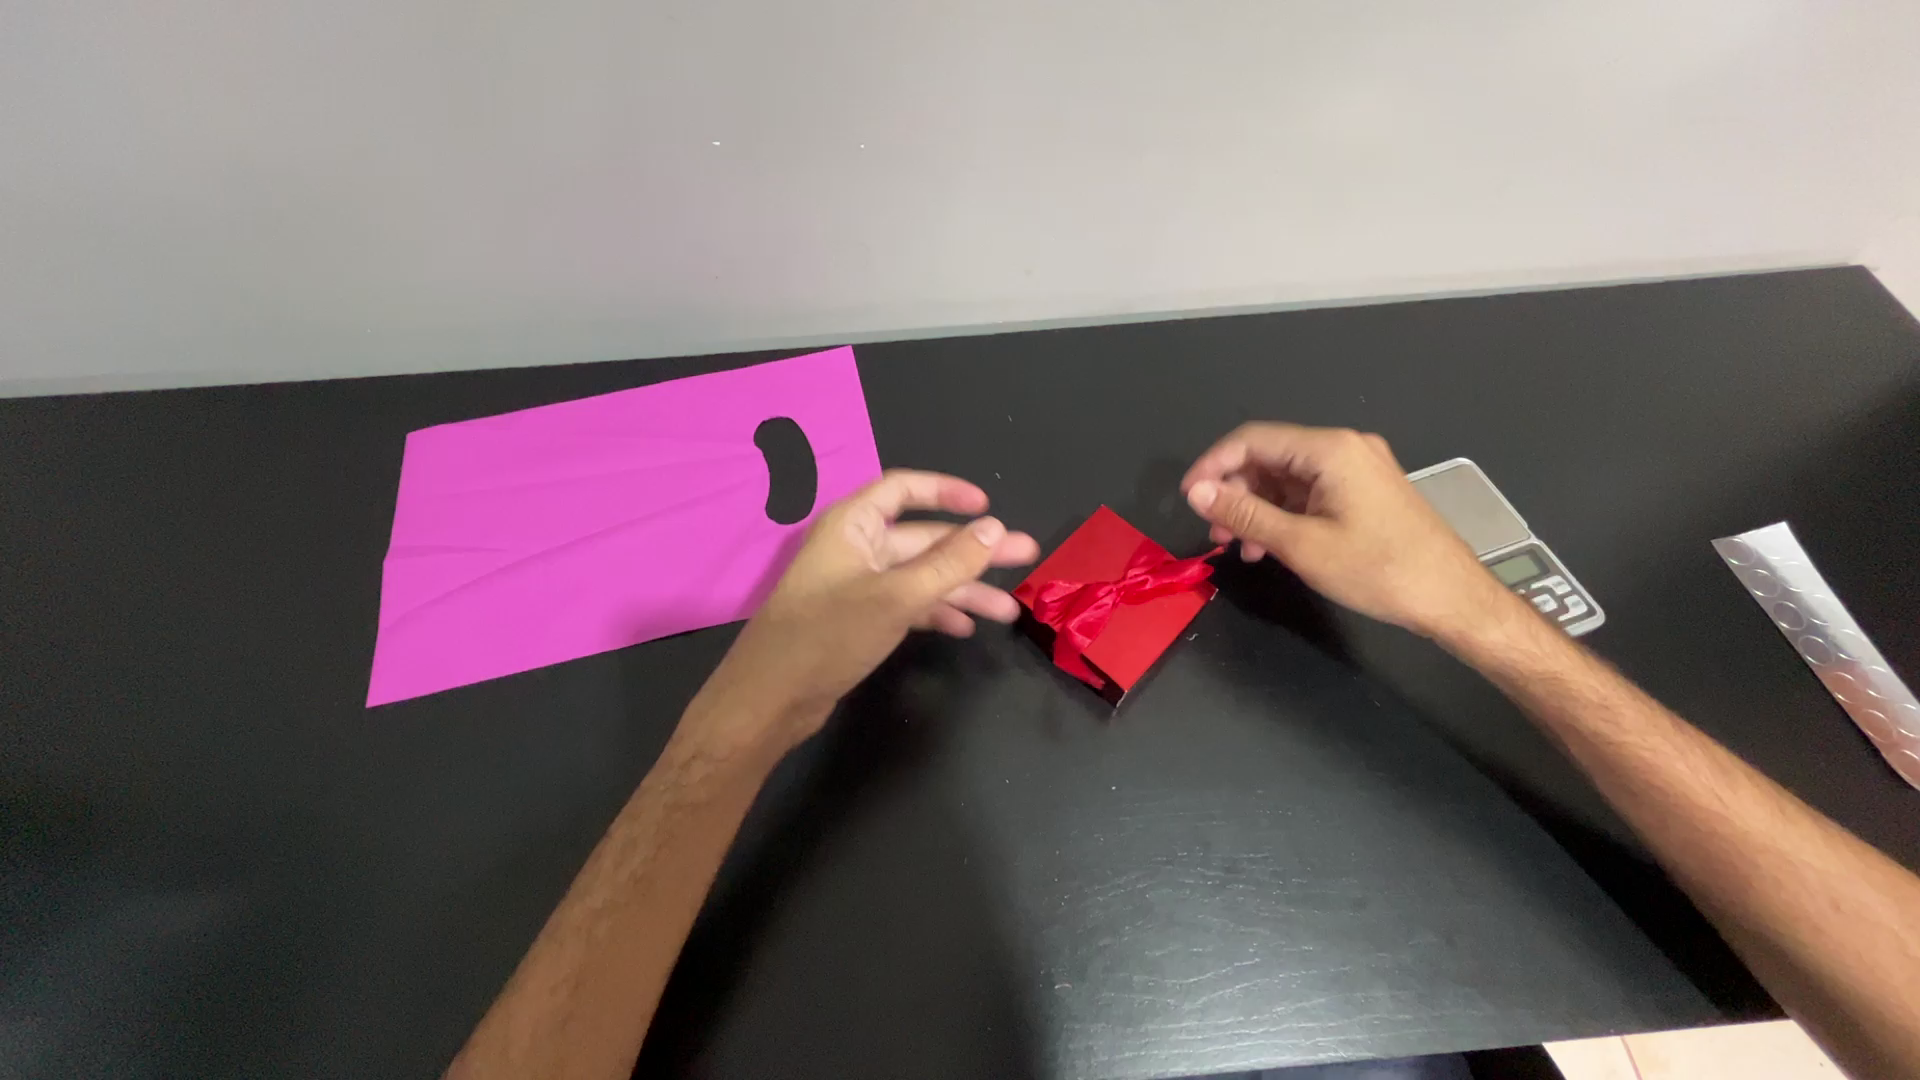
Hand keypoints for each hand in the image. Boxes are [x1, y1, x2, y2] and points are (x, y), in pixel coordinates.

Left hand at [686, 469, 1038, 753]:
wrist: (771, 700)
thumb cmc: (827, 635)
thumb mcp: (896, 596)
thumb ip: (949, 562)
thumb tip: (995, 528)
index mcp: (854, 525)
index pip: (903, 489)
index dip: (946, 492)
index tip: (988, 508)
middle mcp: (857, 548)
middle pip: (924, 539)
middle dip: (973, 551)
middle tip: (1026, 558)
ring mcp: (858, 586)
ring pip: (921, 577)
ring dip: (963, 590)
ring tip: (1007, 611)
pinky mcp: (860, 620)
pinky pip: (908, 605)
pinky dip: (936, 613)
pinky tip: (965, 629)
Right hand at [1180, 422, 1514, 638]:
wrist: (1452, 598)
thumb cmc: (1377, 570)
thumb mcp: (1301, 544)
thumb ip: (1244, 513)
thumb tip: (1197, 492)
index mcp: (1330, 450)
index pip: (1252, 440)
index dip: (1212, 466)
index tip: (1187, 498)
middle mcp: (1343, 449)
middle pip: (1267, 457)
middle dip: (1233, 491)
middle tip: (1213, 531)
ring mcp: (1356, 469)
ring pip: (1284, 478)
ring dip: (1254, 508)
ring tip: (1237, 545)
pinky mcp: (1362, 491)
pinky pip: (1306, 493)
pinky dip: (1280, 515)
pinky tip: (1268, 547)